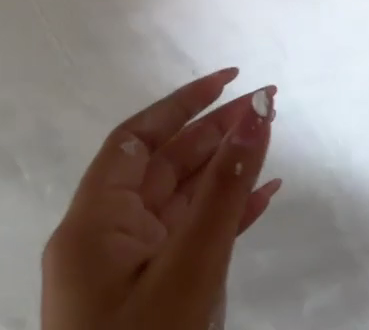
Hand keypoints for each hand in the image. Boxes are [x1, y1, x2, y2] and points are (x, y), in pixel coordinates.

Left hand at [41, 70, 280, 329]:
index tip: (231, 78)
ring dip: (227, 167)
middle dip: (216, 130)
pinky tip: (267, 195)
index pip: (136, 140)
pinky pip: (193, 231)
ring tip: (273, 138)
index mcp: (94, 224)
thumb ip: (226, 187)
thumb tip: (258, 110)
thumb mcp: (190, 265)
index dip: (182, 103)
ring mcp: (130, 266)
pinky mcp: (154, 289)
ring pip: (182, 197)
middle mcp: (106, 237)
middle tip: (270, 104)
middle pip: (163, 164)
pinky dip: (228, 209)